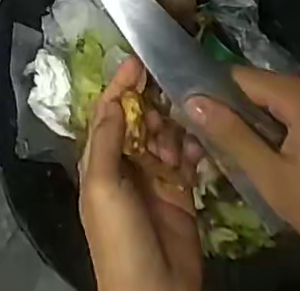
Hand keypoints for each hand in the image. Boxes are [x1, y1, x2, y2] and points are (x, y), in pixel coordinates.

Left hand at [79, 57, 201, 290]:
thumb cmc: (119, 239)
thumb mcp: (102, 187)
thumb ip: (106, 140)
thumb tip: (114, 99)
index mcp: (101, 160)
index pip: (109, 111)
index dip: (121, 85)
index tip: (137, 60)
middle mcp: (127, 163)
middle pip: (139, 118)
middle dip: (152, 103)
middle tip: (167, 95)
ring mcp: (155, 176)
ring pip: (165, 133)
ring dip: (173, 125)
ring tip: (181, 125)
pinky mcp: (181, 191)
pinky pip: (187, 157)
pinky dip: (193, 146)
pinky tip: (198, 143)